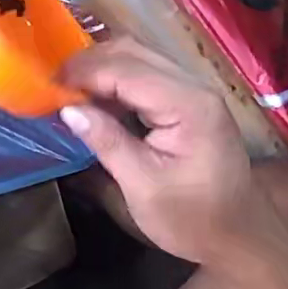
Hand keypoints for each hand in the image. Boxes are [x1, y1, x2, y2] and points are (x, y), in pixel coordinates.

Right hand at [58, 38, 265, 264]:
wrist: (238, 237)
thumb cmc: (191, 218)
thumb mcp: (143, 187)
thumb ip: (107, 142)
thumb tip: (67, 109)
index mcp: (188, 106)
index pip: (126, 71)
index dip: (84, 73)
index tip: (49, 86)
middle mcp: (195, 86)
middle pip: (133, 51)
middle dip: (89, 62)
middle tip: (54, 84)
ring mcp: (194, 89)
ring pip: (139, 55)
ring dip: (100, 66)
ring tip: (68, 88)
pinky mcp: (187, 98)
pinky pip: (145, 72)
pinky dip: (115, 77)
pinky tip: (94, 96)